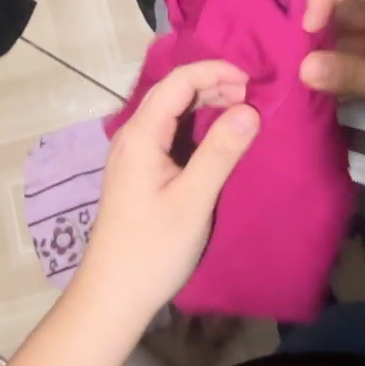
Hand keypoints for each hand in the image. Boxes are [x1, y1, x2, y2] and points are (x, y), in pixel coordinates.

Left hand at [71, 61, 259, 321]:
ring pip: (170, 109)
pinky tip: (217, 132)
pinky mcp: (139, 169)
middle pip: (172, 91)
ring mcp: (133, 152)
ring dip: (204, 101)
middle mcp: (133, 134)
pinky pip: (168, 130)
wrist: (113, 294)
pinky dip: (195, 122)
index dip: (214, 71)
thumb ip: (221, 152)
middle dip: (212, 82)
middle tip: (252, 94)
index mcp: (141, 134)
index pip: (177, 81)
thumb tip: (250, 110)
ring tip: (241, 106)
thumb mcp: (193, 200)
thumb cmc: (153, 248)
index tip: (251, 80)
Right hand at [299, 0, 364, 182]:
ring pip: (359, 39)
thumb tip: (300, 67)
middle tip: (292, 55)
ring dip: (332, 53)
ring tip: (301, 74)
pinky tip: (322, 90)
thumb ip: (351, 74)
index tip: (305, 29)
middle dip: (324, 27)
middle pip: (356, 7)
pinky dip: (348, 74)